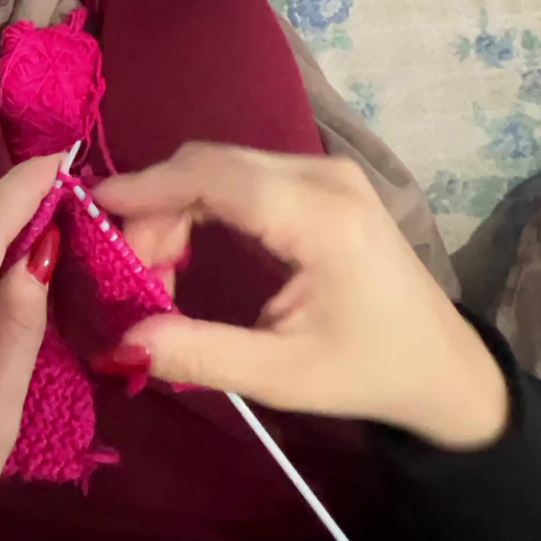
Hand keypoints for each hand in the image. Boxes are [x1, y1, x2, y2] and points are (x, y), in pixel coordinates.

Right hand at [95, 144, 507, 451]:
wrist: (445, 367)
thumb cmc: (370, 372)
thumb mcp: (282, 376)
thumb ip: (199, 354)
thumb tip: (121, 341)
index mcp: (321, 216)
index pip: (214, 176)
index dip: (148, 186)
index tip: (95, 207)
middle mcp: (321, 175)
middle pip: (208, 164)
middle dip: (155, 208)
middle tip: (132, 271)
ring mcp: (322, 171)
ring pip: (218, 166)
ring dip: (174, 208)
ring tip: (158, 269)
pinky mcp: (317, 180)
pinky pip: (237, 175)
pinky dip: (198, 205)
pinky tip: (187, 246)